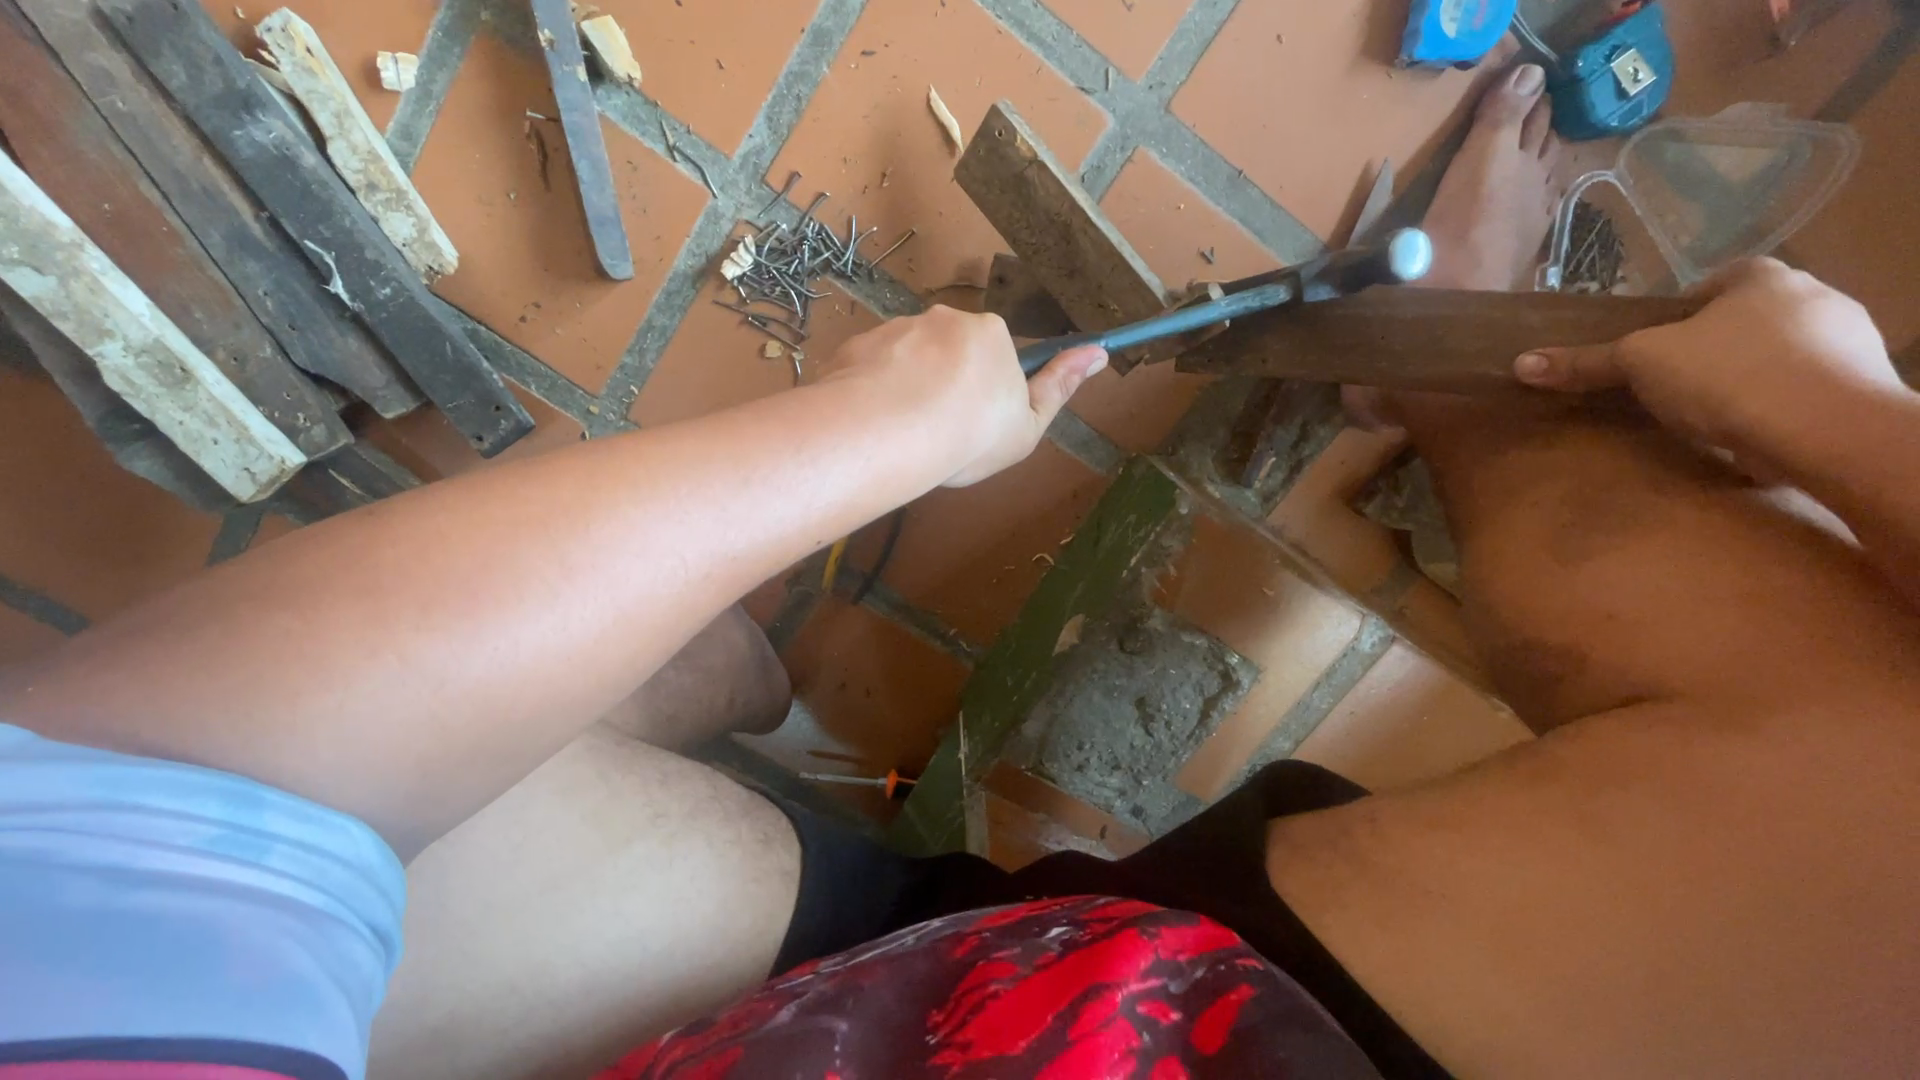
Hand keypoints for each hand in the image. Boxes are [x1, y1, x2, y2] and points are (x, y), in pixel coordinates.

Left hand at [822, 306, 1107, 487]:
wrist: (893, 432)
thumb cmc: (973, 435)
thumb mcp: (1029, 423)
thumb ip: (1060, 386)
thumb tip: (1098, 352)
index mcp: (991, 333)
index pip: (994, 355)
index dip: (985, 391)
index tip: (973, 422)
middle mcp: (945, 319)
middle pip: (948, 352)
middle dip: (943, 385)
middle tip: (938, 432)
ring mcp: (898, 329)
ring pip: (907, 359)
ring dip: (906, 388)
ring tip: (903, 434)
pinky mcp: (859, 344)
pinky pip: (871, 368)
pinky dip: (873, 392)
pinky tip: (874, 424)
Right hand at [1512, 259, 1900, 458]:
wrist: (1826, 427)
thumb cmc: (1727, 374)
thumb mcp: (1640, 363)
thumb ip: (1586, 362)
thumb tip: (1522, 363)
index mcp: (1766, 278)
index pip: (1723, 277)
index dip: (1687, 305)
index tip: (1658, 338)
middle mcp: (1816, 297)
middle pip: (1750, 315)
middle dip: (1714, 341)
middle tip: (1670, 375)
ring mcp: (1848, 342)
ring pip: (1782, 350)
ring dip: (1747, 373)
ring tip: (1704, 408)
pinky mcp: (1859, 388)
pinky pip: (1804, 387)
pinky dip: (1775, 403)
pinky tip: (1745, 427)